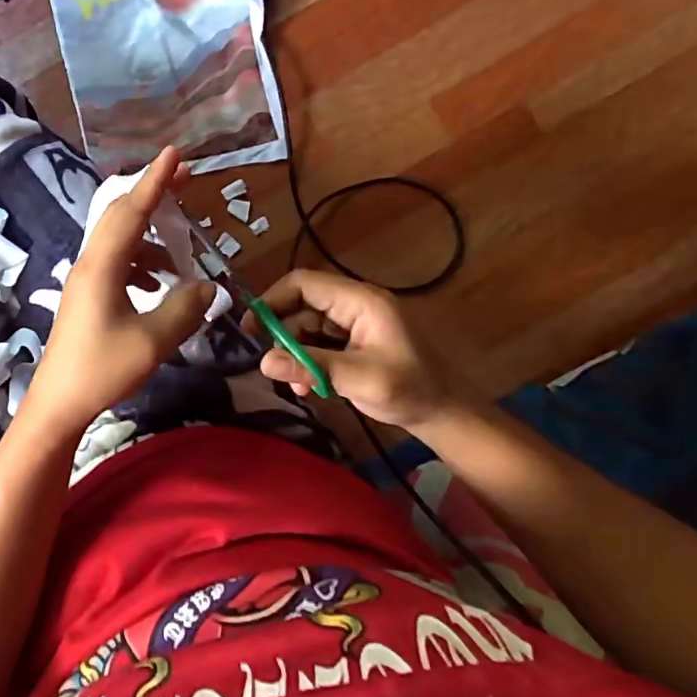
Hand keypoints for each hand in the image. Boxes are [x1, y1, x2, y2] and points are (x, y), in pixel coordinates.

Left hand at [25, 147, 216, 428]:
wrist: (58, 403)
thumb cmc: (102, 370)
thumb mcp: (152, 341)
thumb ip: (184, 308)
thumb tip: (208, 286)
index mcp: (102, 265)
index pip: (132, 210)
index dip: (155, 180)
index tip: (175, 153)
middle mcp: (90, 263)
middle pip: (121, 216)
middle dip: (153, 196)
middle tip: (185, 184)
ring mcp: (85, 279)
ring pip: (119, 240)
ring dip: (150, 238)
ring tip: (180, 255)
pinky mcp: (85, 295)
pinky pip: (116, 262)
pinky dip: (141, 262)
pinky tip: (157, 285)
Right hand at [254, 269, 458, 429]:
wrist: (446, 413)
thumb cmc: (410, 390)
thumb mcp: (359, 379)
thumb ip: (312, 367)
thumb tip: (263, 361)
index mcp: (360, 301)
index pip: (304, 283)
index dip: (272, 300)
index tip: (250, 327)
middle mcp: (355, 304)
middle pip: (302, 302)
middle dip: (281, 330)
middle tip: (266, 358)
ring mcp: (355, 322)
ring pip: (307, 323)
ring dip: (294, 349)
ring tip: (293, 381)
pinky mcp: (355, 340)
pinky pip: (319, 340)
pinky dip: (308, 358)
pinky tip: (307, 384)